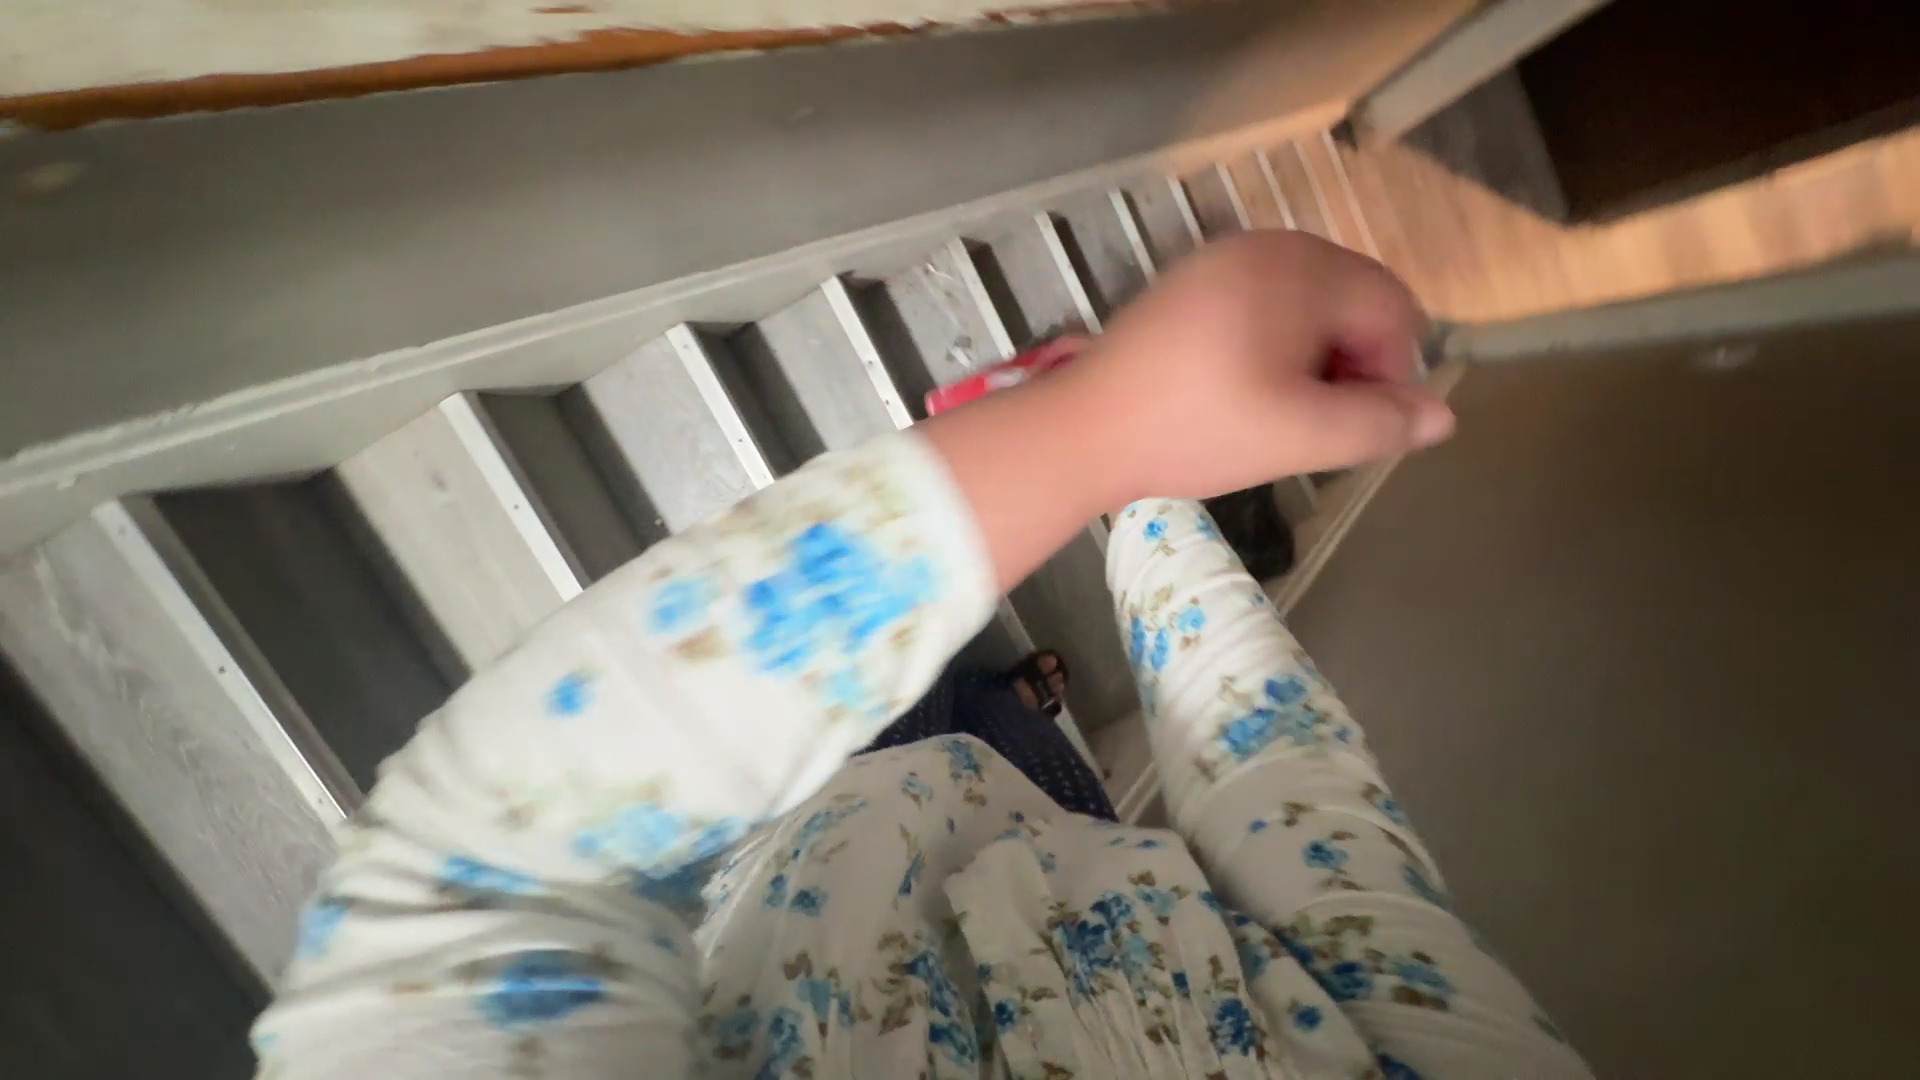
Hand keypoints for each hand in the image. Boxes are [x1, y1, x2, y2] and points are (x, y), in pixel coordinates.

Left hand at [920, 230, 1451, 591]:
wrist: (1081, 431)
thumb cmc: (1192, 429)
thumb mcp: (1297, 435)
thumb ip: (1377, 424)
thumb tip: (1440, 417)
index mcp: (1298, 267)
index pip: (1391, 307)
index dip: (1390, 371)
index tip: (1356, 425)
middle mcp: (1258, 248)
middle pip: (1345, 300)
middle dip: (1346, 364)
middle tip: (1311, 425)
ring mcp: (1211, 264)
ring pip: (1297, 308)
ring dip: (1305, 360)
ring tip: (1272, 415)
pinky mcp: (1179, 291)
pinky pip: (1251, 310)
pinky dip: (1262, 349)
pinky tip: (1233, 394)